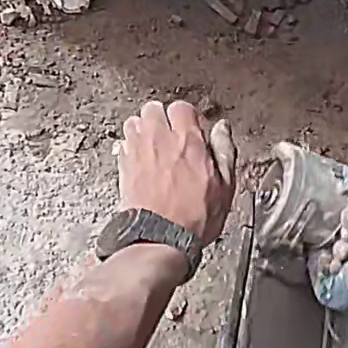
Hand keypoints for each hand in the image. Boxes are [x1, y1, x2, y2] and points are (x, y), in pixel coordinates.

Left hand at [118, 100, 236, 244]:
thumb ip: (224, 151)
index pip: (182, 108)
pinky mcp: (123, 167)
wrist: (159, 239)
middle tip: (171, 138)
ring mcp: (138, 152)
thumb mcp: (225, 186)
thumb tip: (222, 129)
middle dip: (161, 119)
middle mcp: (160, 140)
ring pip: (134, 123)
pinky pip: (122, 144)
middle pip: (153, 109)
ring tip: (154, 148)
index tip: (193, 134)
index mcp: (188, 140)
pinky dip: (130, 147)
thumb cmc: (192, 218)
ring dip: (143, 131)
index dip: (188, 119)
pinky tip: (141, 162)